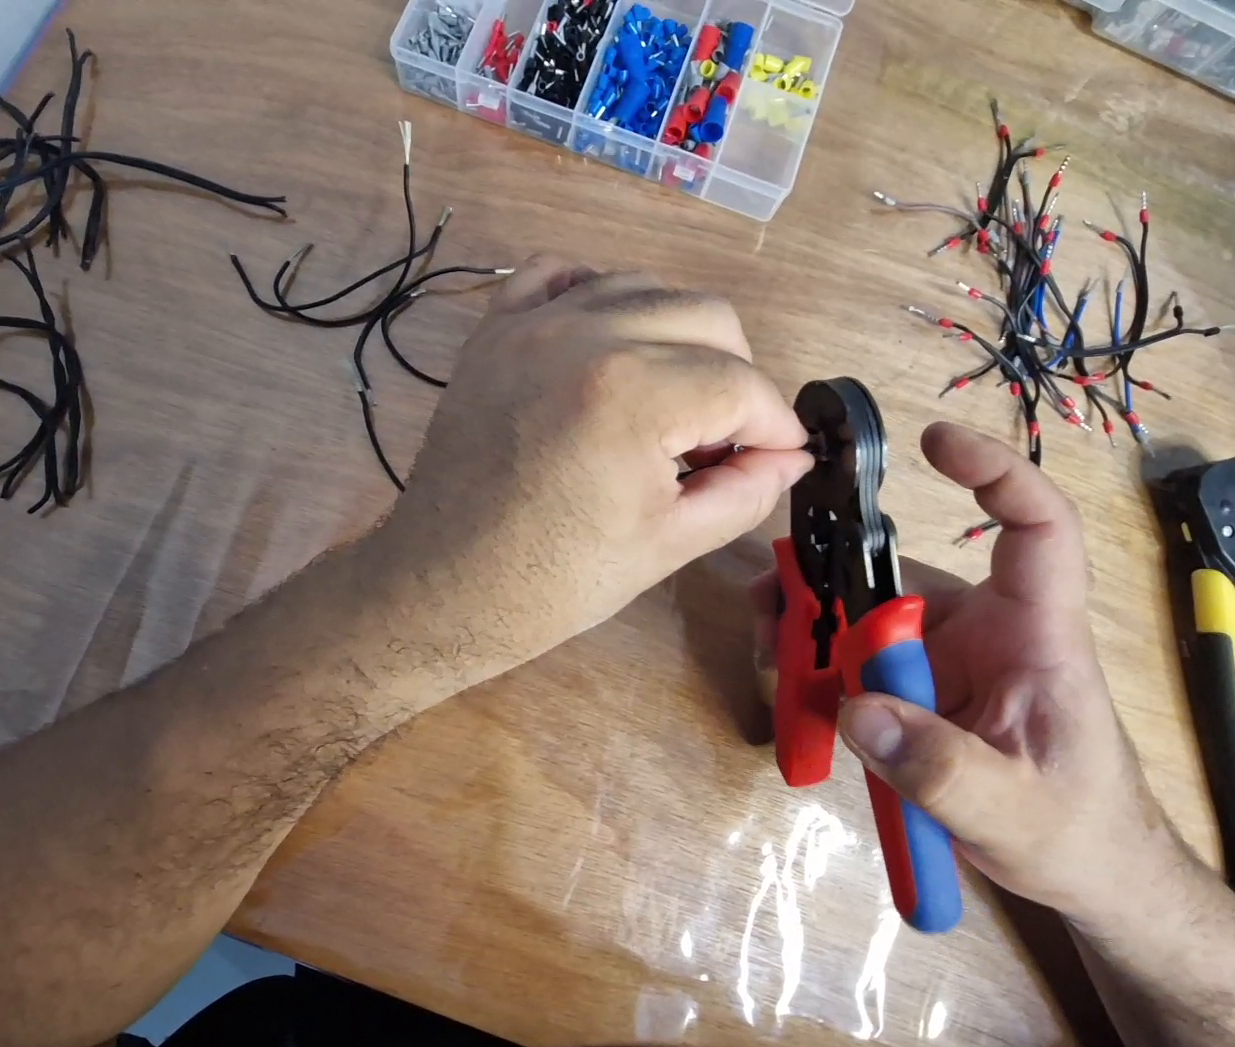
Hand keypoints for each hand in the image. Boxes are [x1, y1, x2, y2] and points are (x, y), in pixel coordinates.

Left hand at [375, 255, 812, 675]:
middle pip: (707, 315)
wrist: (443, 585)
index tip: (779, 455)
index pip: (741, 384)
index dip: (774, 425)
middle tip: (725, 437)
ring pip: (644, 285)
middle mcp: (585, 336)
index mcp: (633, 396)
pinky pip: (559, 272)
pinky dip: (599, 293)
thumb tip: (790, 456)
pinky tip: (611, 339)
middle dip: (738, 375)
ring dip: (679, 333)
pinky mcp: (494, 330)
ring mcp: (531, 324)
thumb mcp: (668, 547)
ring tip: (672, 396)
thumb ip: (746, 492)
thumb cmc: (554, 583)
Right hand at [760, 423, 1188, 925]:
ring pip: (864, 620)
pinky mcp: (912, 694)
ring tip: (769, 653)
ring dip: (809, 628)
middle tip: (768, 603)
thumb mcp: (1016, 813)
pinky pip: (854, 666)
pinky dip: (815, 671)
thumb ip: (943, 769)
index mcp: (1034, 635)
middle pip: (899, 578)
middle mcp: (982, 631)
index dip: (995, 474)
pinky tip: (788, 691)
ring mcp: (940, 663)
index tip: (932, 444)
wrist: (1082, 876)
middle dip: (828, 578)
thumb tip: (857, 709)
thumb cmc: (1080, 836)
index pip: (1035, 530)